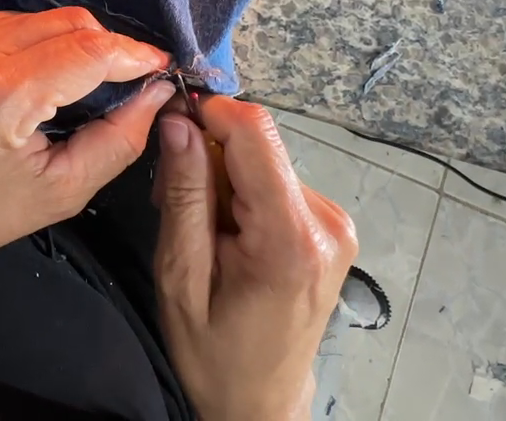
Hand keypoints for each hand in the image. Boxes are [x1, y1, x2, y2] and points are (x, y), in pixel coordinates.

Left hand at [0, 8, 174, 292]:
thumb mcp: (63, 191)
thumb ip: (119, 138)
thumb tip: (157, 91)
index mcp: (0, 93)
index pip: (87, 50)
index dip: (133, 55)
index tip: (165, 69)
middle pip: (71, 23)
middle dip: (111, 48)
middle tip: (135, 83)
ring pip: (49, 17)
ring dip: (80, 44)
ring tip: (94, 86)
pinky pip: (22, 21)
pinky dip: (49, 42)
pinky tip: (52, 76)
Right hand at [154, 97, 357, 420]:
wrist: (260, 402)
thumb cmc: (213, 348)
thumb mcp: (180, 272)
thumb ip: (183, 192)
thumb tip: (178, 120)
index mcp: (290, 237)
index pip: (255, 132)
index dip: (208, 113)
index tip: (170, 128)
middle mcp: (326, 221)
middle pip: (255, 144)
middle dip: (206, 156)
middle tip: (173, 198)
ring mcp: (335, 222)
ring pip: (260, 158)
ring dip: (220, 176)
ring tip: (201, 226)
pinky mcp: (331, 225)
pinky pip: (272, 178)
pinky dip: (241, 191)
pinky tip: (226, 230)